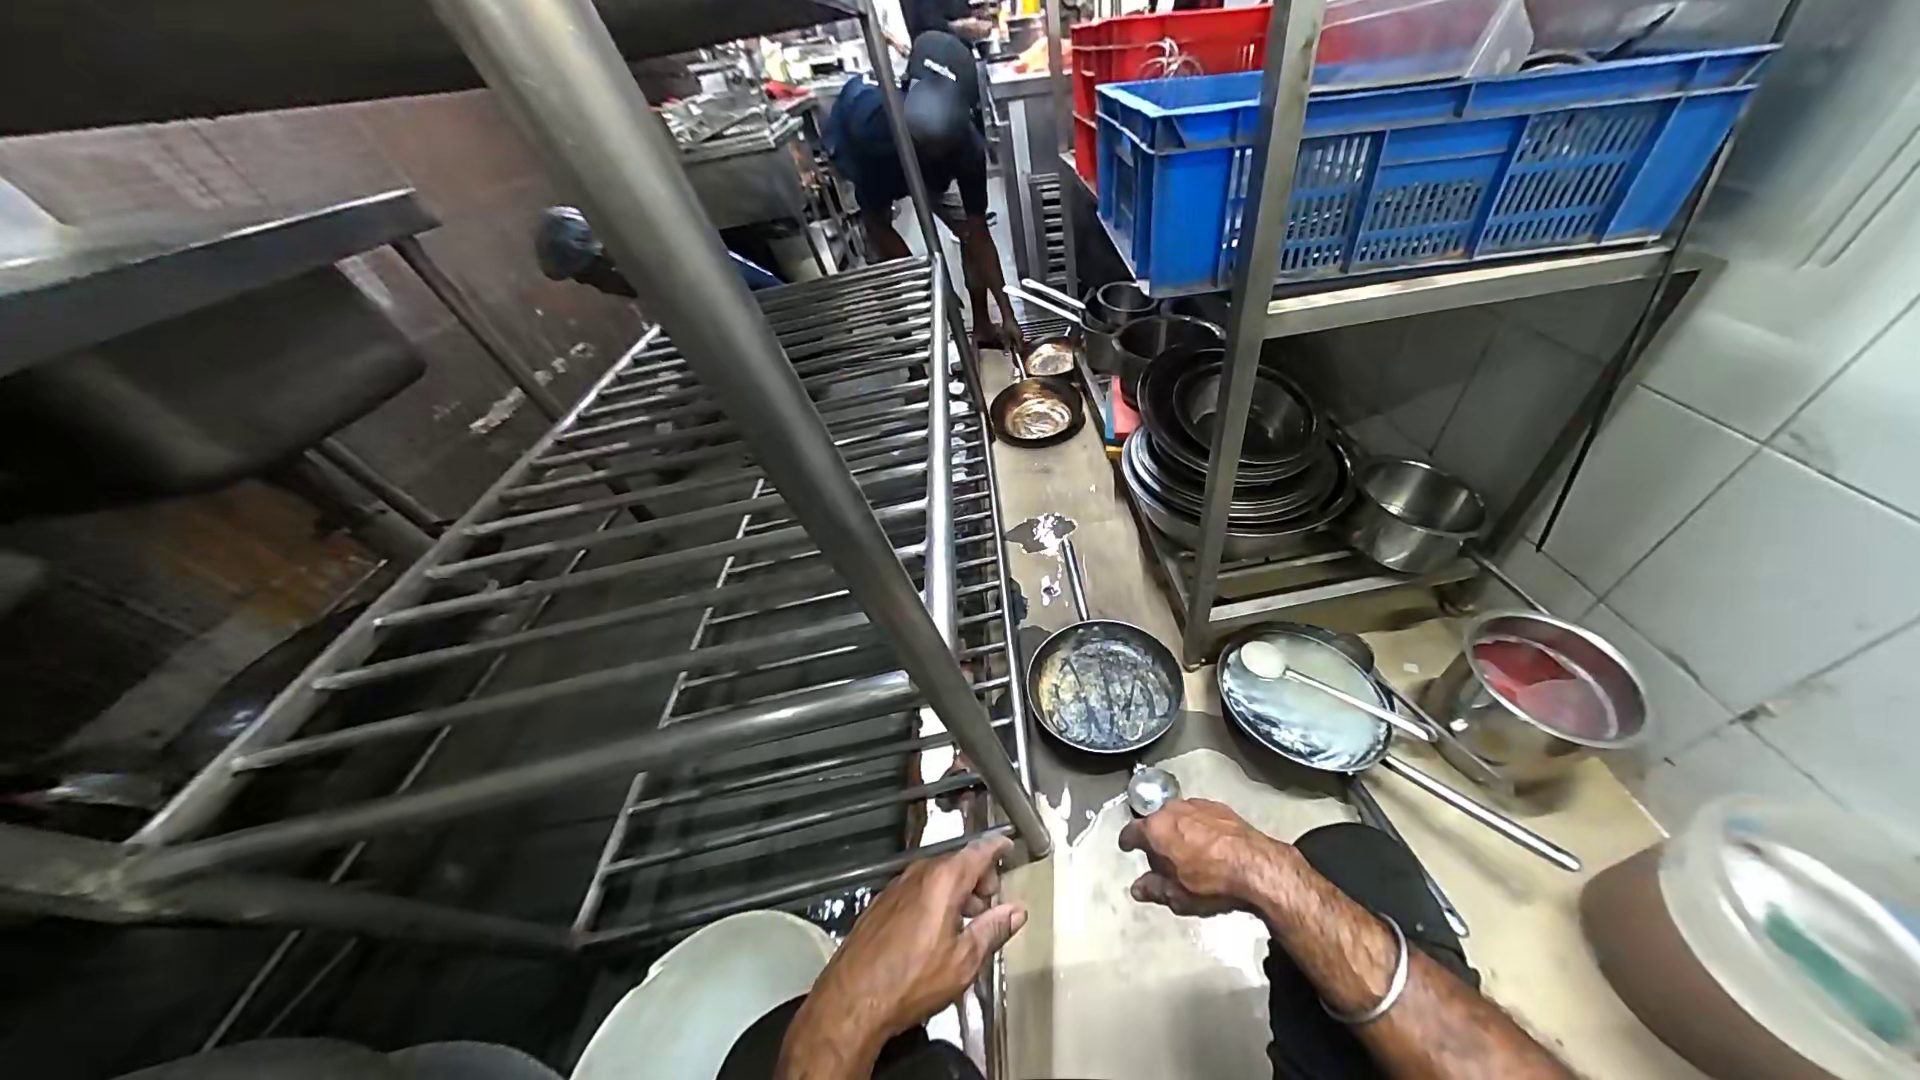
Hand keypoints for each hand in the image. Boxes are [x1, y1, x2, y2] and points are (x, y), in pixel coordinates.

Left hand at [780, 838, 1026, 1078]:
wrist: (854, 999)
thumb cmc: (908, 981)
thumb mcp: (964, 960)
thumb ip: (993, 929)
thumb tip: (1015, 912)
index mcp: (944, 880)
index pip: (978, 850)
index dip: (997, 847)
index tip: (1007, 846)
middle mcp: (919, 874)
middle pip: (959, 862)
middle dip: (979, 879)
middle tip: (991, 906)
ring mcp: (897, 886)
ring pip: (937, 876)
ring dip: (957, 891)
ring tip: (966, 923)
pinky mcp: (883, 902)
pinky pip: (918, 889)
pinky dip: (934, 899)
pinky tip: (936, 931)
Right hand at [1118, 798, 1294, 917]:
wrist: (1256, 866)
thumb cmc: (1211, 883)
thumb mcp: (1178, 896)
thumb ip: (1154, 889)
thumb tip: (1137, 888)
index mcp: (1154, 830)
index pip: (1131, 832)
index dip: (1127, 842)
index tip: (1127, 847)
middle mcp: (1170, 810)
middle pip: (1155, 822)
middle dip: (1156, 837)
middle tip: (1163, 856)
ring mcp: (1194, 804)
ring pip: (1177, 816)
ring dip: (1178, 829)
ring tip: (1188, 849)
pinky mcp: (1217, 806)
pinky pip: (1199, 815)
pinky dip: (1198, 826)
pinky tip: (1209, 843)